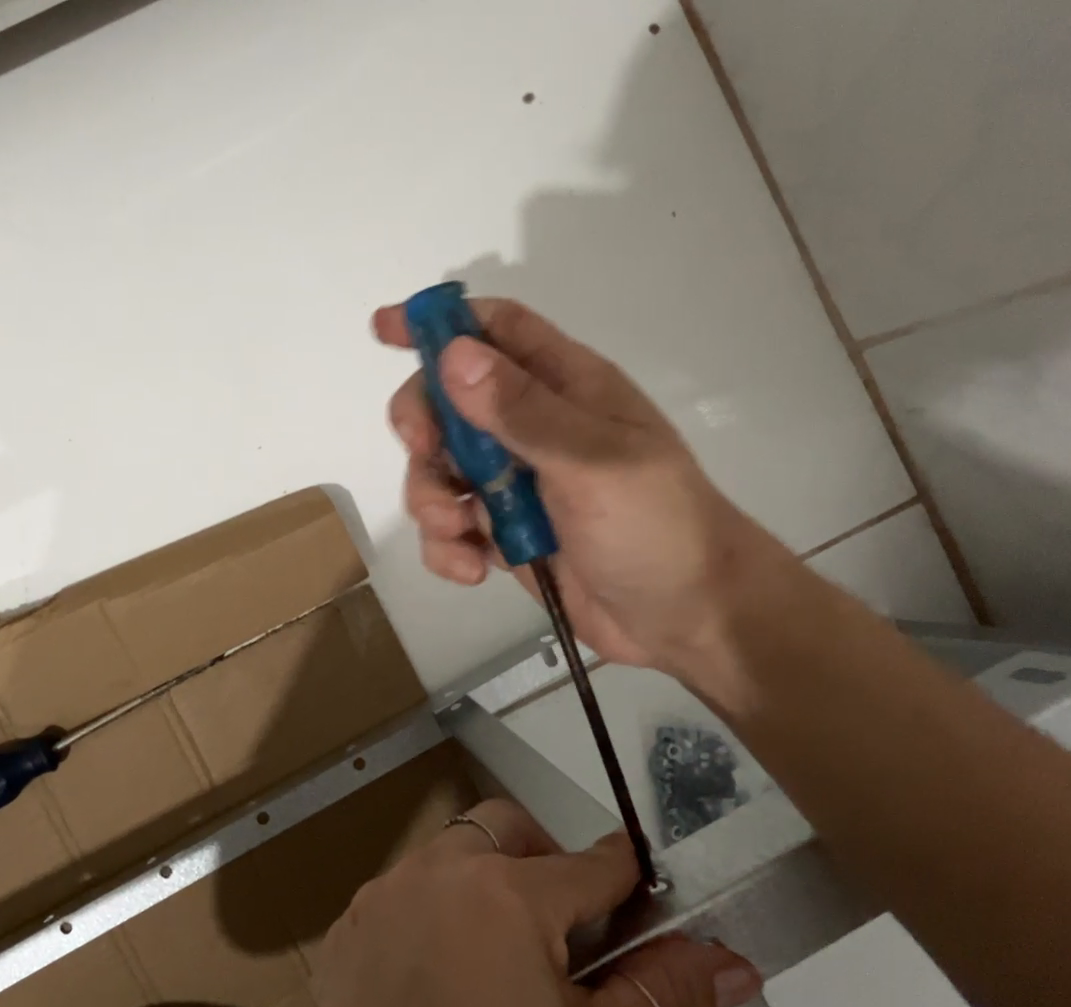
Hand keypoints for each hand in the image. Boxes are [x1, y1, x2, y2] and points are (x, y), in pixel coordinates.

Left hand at [312, 799, 760, 1006]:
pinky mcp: (345, 932)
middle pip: (504, 829)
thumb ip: (664, 993)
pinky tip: (445, 977)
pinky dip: (429, 914)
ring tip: (506, 957)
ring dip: (482, 881)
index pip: (591, 863)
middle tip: (569, 925)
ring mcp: (380, 899)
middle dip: (545, 858)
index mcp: (503, 893)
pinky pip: (397, 896)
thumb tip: (731, 962)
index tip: (647, 892)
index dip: (629, 877)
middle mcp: (433, 875)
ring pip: (445, 855)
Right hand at [374, 296, 791, 676]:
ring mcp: (514, 482)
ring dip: (431, 499)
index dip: (440, 324)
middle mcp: (532, 426)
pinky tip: (473, 570)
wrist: (687, 617)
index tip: (384, 329)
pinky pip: (449, 527)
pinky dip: (446, 547)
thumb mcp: (593, 461)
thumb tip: (452, 355)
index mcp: (564, 387)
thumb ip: (522, 411)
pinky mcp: (503, 533)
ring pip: (439, 469)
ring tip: (459, 534)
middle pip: (447, 401)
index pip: (493, 331)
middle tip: (424, 454)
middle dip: (423, 426)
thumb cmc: (656, 526)